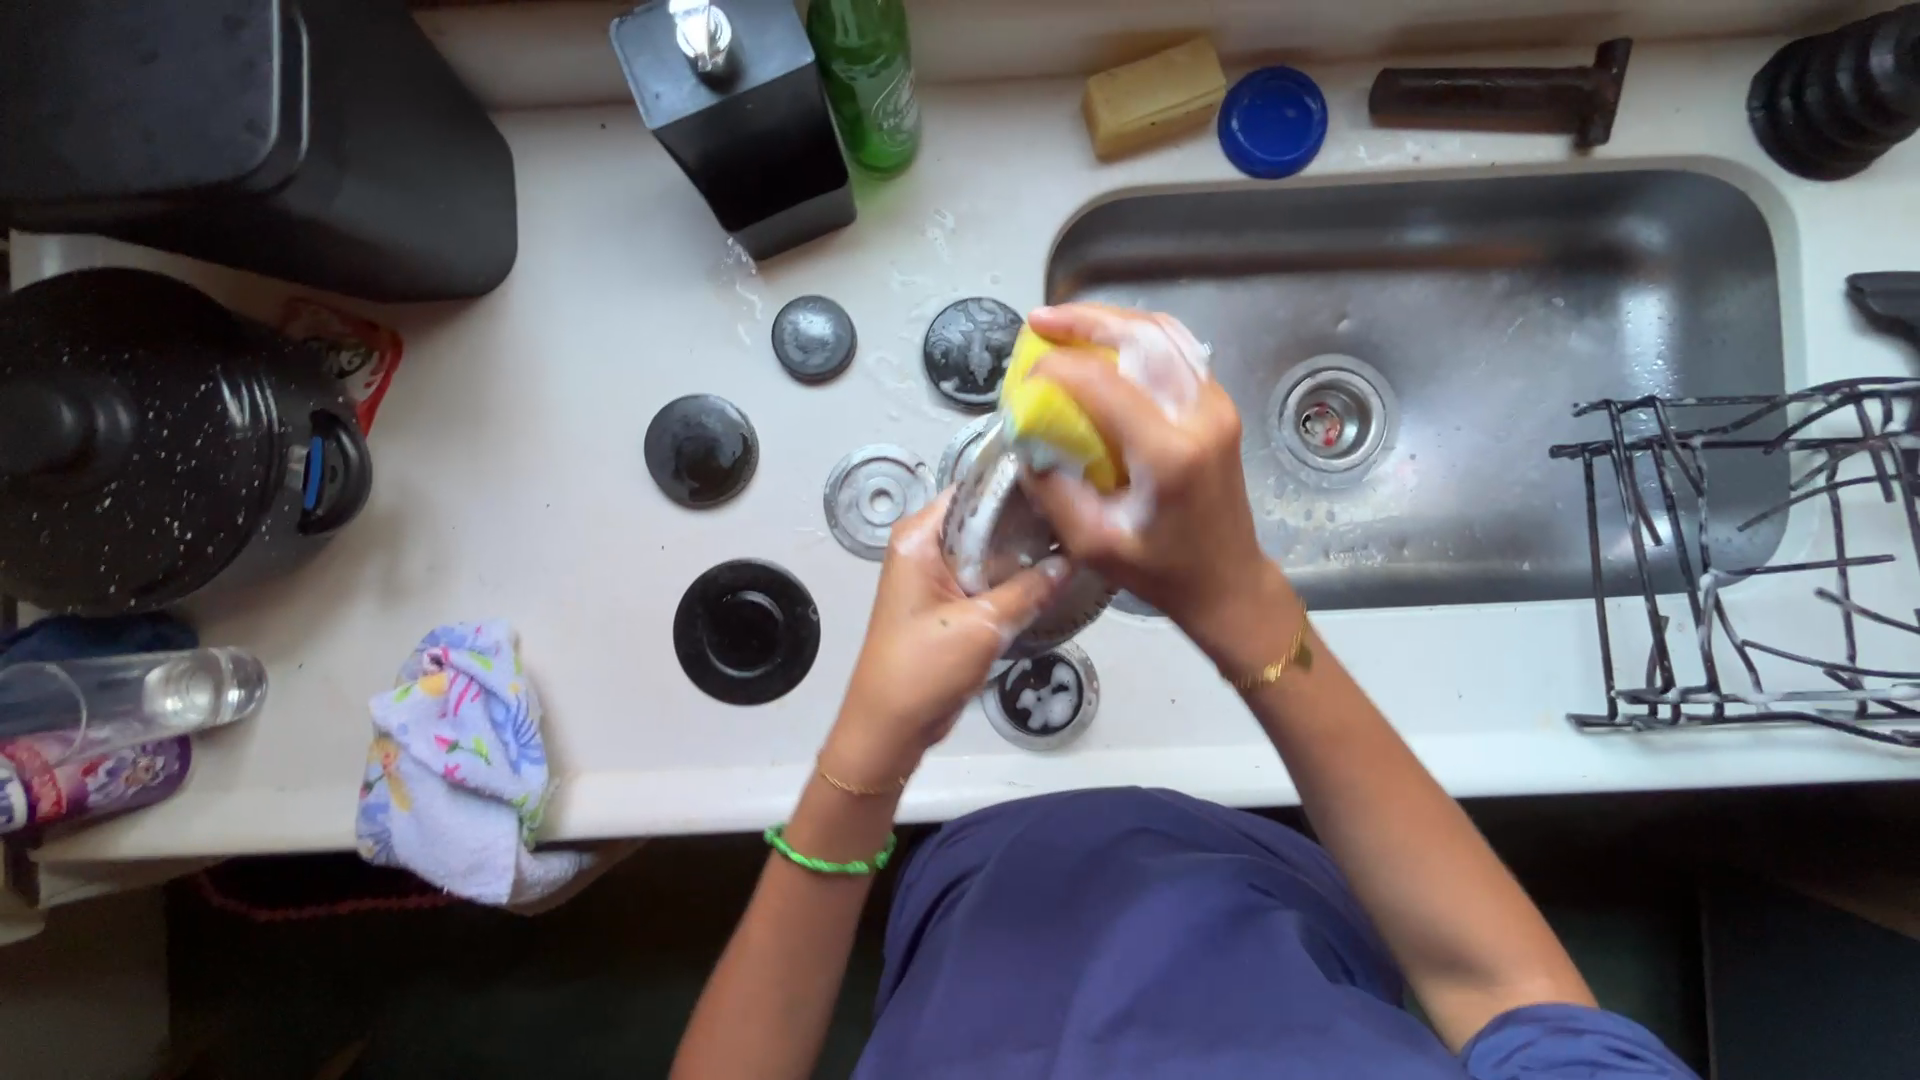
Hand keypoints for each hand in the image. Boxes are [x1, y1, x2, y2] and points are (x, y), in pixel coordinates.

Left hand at [821, 490, 1070, 787]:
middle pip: (982, 520)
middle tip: (1078, 518)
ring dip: (1023, 554)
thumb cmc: (923, 668)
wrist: (890, 727)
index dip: (1015, 485)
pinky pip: (986, 580)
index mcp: (918, 538)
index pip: (971, 490)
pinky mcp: (948, 604)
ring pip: (988, 552)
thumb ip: (1029, 590)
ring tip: (1075, 543)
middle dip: (1026, 521)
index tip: (1063, 483)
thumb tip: (1071, 563)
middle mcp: (924, 548)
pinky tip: (1053, 579)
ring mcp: (935, 577)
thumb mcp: (982, 626)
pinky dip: (1013, 581)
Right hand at [1019, 303, 1296, 644]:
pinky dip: (1136, 335)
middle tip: (1039, 321)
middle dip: (1085, 321)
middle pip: (1142, 337)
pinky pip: (1176, 350)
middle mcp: (1200, 415)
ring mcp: (1216, 404)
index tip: (1023, 375)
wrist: (1227, 581)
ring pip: (1163, 333)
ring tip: (1065, 323)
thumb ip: (1053, 491)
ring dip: (1111, 321)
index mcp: (1170, 453)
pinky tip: (1105, 341)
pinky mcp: (1218, 405)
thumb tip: (1026, 443)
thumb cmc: (1163, 572)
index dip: (1057, 369)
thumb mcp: (1094, 545)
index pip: (1105, 385)